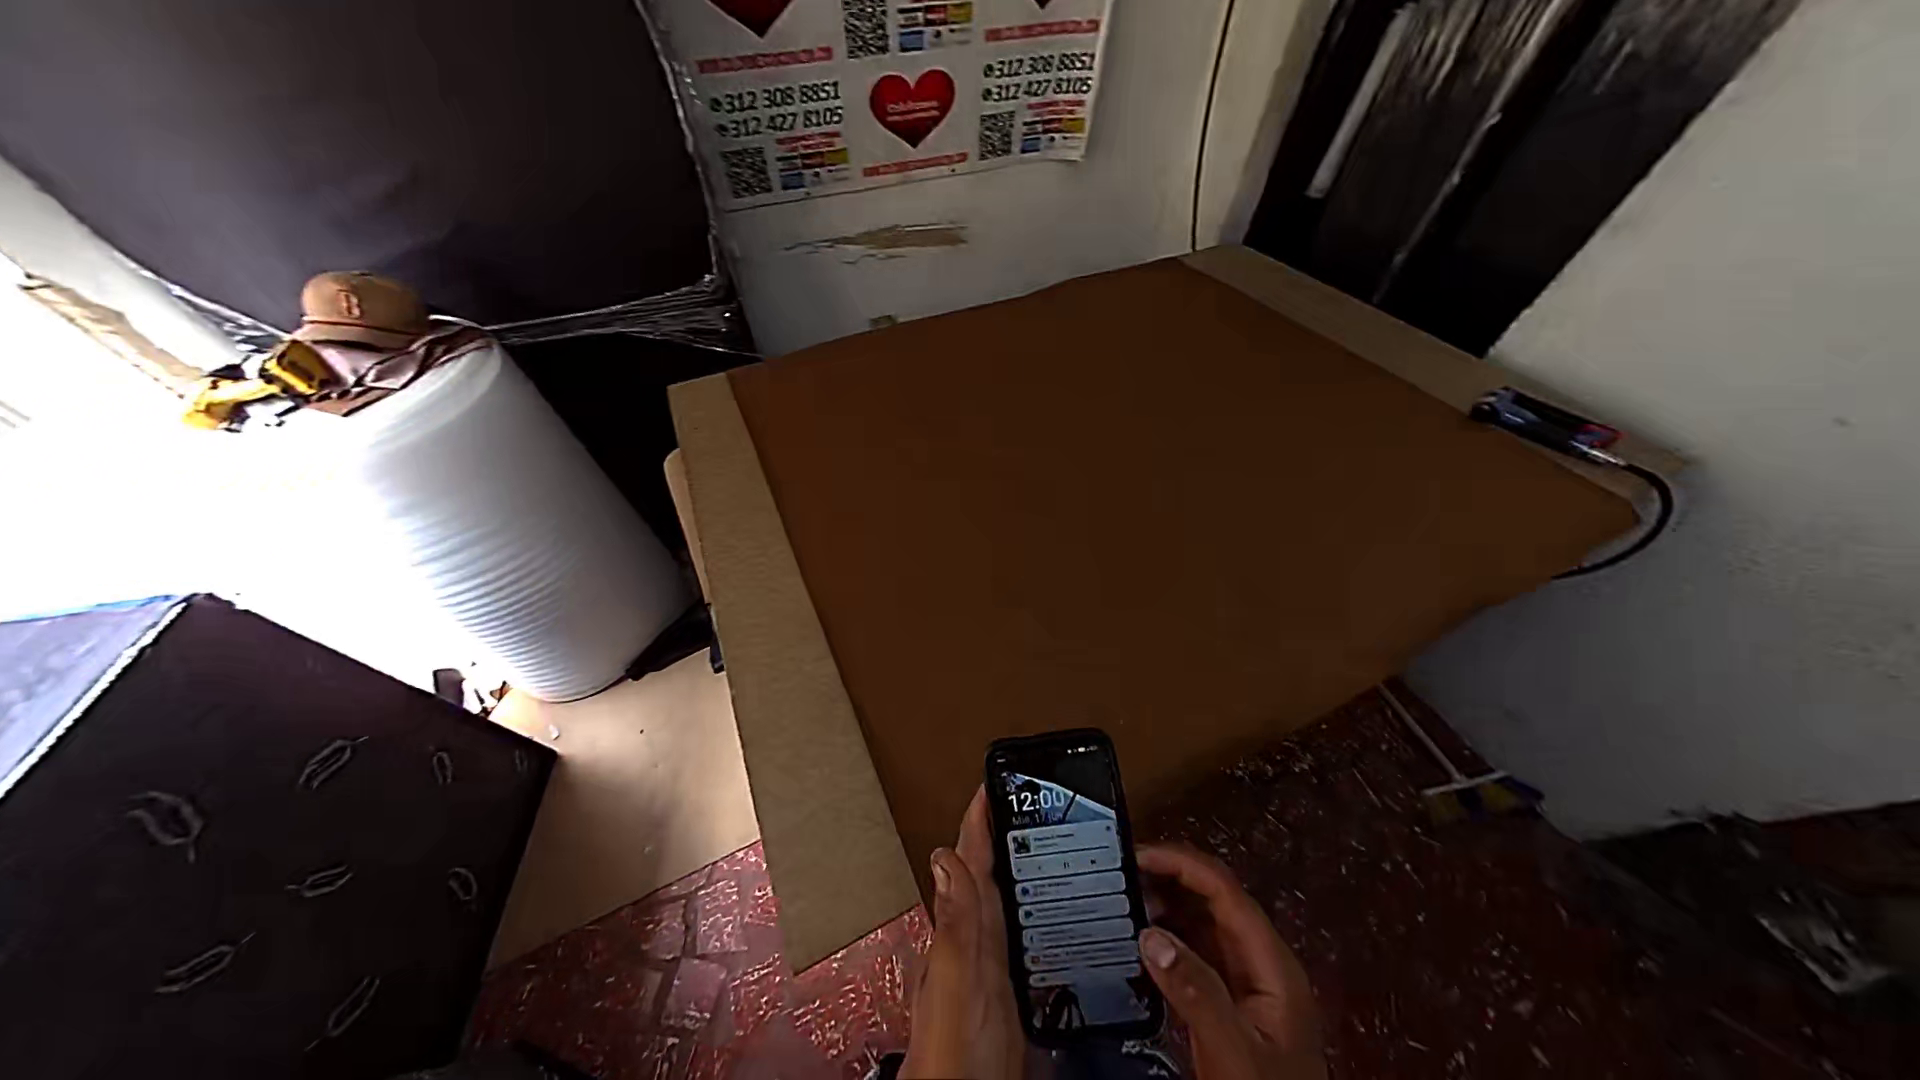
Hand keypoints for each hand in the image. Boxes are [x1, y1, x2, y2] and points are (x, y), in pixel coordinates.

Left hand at [900, 787, 1024, 1079]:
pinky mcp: (1012, 984)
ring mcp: (992, 959)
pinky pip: (1022, 928)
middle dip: (1001, 828)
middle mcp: (976, 935)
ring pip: (1004, 893)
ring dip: (1016, 859)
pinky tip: (1047, 901)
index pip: (971, 857)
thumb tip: (944, 855)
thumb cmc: (953, 1049)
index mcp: (963, 925)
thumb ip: (954, 922)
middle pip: (988, 868)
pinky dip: (1032, 903)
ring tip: (1035, 832)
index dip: (980, 818)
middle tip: (1020, 796)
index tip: (993, 782)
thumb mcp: (956, 978)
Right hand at [1136, 843, 1325, 1079]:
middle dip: (1170, 878)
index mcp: (1272, 963)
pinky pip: (1194, 951)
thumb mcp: (1233, 1051)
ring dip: (1166, 904)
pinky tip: (1139, 938)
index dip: (1182, 864)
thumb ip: (1196, 993)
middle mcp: (1260, 962)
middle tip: (1122, 873)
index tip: (1138, 855)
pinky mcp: (1228, 1001)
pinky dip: (1166, 936)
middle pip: (1214, 900)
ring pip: (1202, 923)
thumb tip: (1150, 935)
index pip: (1225, 891)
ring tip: (1123, 898)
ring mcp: (1246, 982)